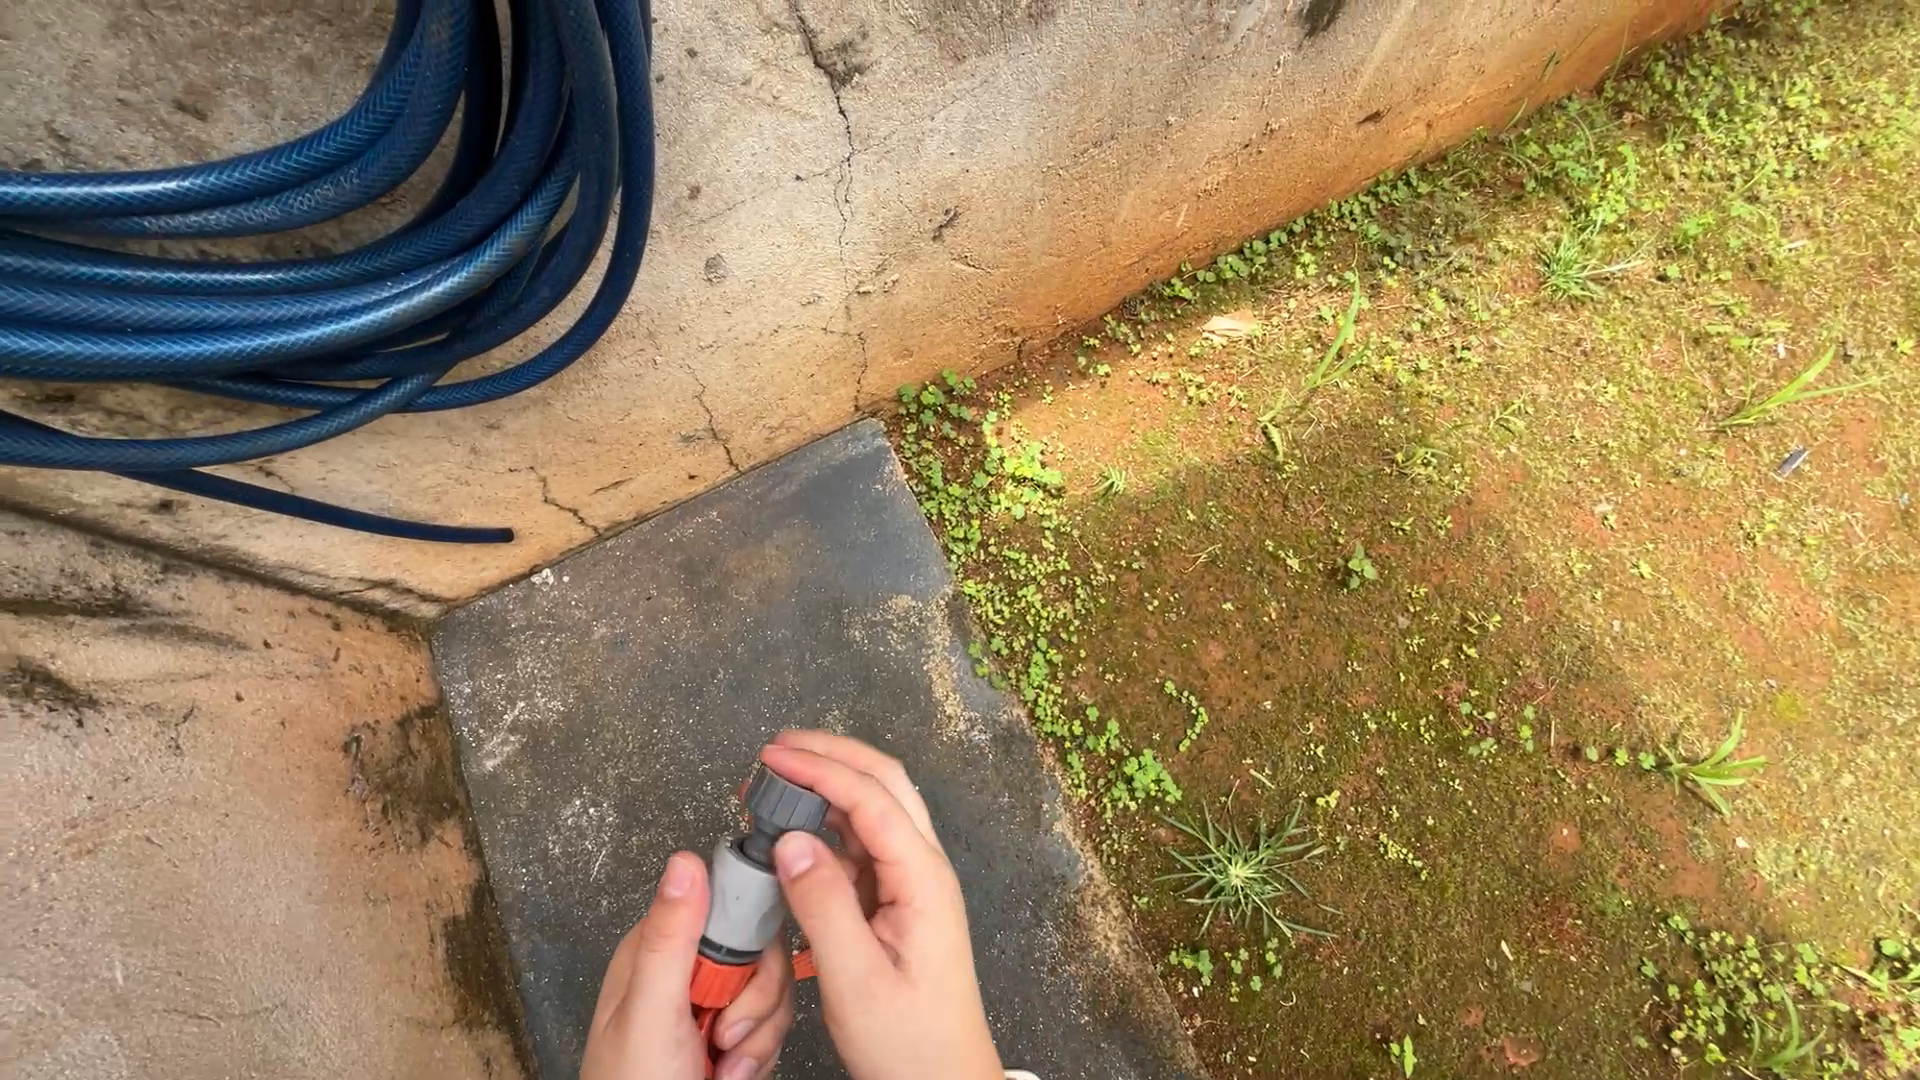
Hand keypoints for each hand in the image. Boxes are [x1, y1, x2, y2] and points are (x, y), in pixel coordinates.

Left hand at [581, 852, 793, 1079]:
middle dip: (756, 993)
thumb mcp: (649, 1016)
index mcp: (656, 949)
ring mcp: (712, 1000)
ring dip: (759, 1030)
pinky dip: (762, 1050)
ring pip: (773, 979)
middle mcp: (686, 967)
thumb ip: (670, 938)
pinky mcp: (735, 1030)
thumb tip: (685, 860)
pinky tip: (734, 1076)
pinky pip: (776, 1016)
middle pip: (756, 942)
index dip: (746, 926)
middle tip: (728, 1033)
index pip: (722, 899)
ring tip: (727, 1066)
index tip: (743, 966)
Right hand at [760, 731, 1001, 1079]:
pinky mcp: (895, 895)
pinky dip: (828, 824)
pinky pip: (861, 843)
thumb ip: (823, 905)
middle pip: (883, 782)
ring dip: (829, 784)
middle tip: (778, 746)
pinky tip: (798, 827)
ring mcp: (911, 878)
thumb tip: (790, 839)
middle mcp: (922, 864)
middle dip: (832, 755)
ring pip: (873, 807)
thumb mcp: (857, 980)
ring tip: (780, 778)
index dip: (820, 769)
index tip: (772, 756)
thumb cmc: (909, 1040)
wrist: (945, 1079)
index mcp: (923, 876)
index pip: (871, 798)